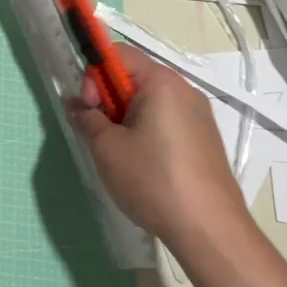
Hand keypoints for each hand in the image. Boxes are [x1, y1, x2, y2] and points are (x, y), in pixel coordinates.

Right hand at [67, 42, 249, 247]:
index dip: (95, 75)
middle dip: (110, 99)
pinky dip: (148, 133)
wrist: (210, 232)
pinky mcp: (206, 141)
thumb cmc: (153, 180)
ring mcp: (200, 117)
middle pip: (135, 78)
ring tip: (120, 154)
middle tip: (100, 132)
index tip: (90, 107)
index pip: (118, 54)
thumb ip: (86, 118)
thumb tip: (76, 105)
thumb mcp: (106, 148)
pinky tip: (144, 166)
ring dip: (127, 118)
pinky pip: (168, 122)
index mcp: (162, 82)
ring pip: (151, 102)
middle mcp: (185, 91)